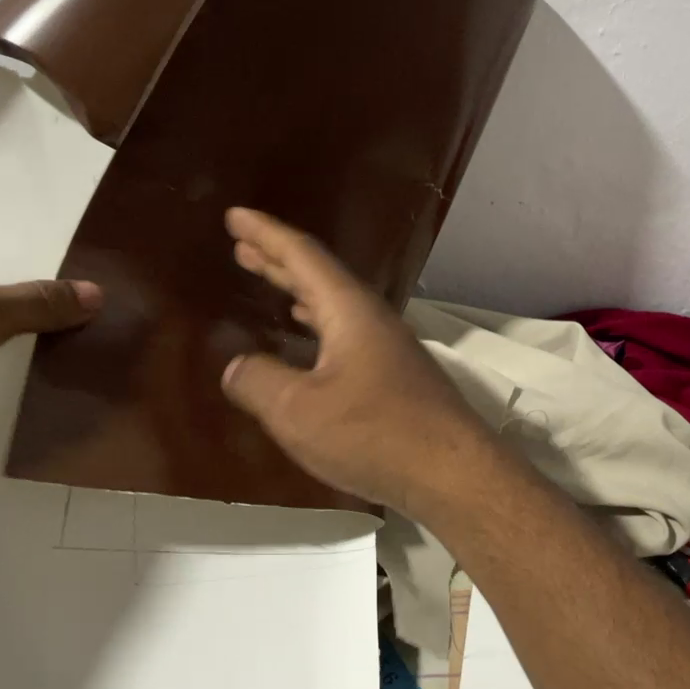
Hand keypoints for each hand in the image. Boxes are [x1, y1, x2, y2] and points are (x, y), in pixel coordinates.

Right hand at [219, 207, 502, 517]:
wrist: (453, 473)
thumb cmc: (375, 434)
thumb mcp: (300, 411)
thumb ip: (260, 383)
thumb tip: (236, 366)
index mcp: (350, 311)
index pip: (303, 257)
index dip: (266, 235)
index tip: (236, 215)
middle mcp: (373, 321)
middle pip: (322, 278)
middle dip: (279, 260)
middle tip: (243, 245)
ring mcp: (390, 350)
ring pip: (337, 308)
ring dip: (300, 293)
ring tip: (271, 283)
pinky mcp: (398, 380)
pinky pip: (348, 336)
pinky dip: (320, 327)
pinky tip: (311, 344)